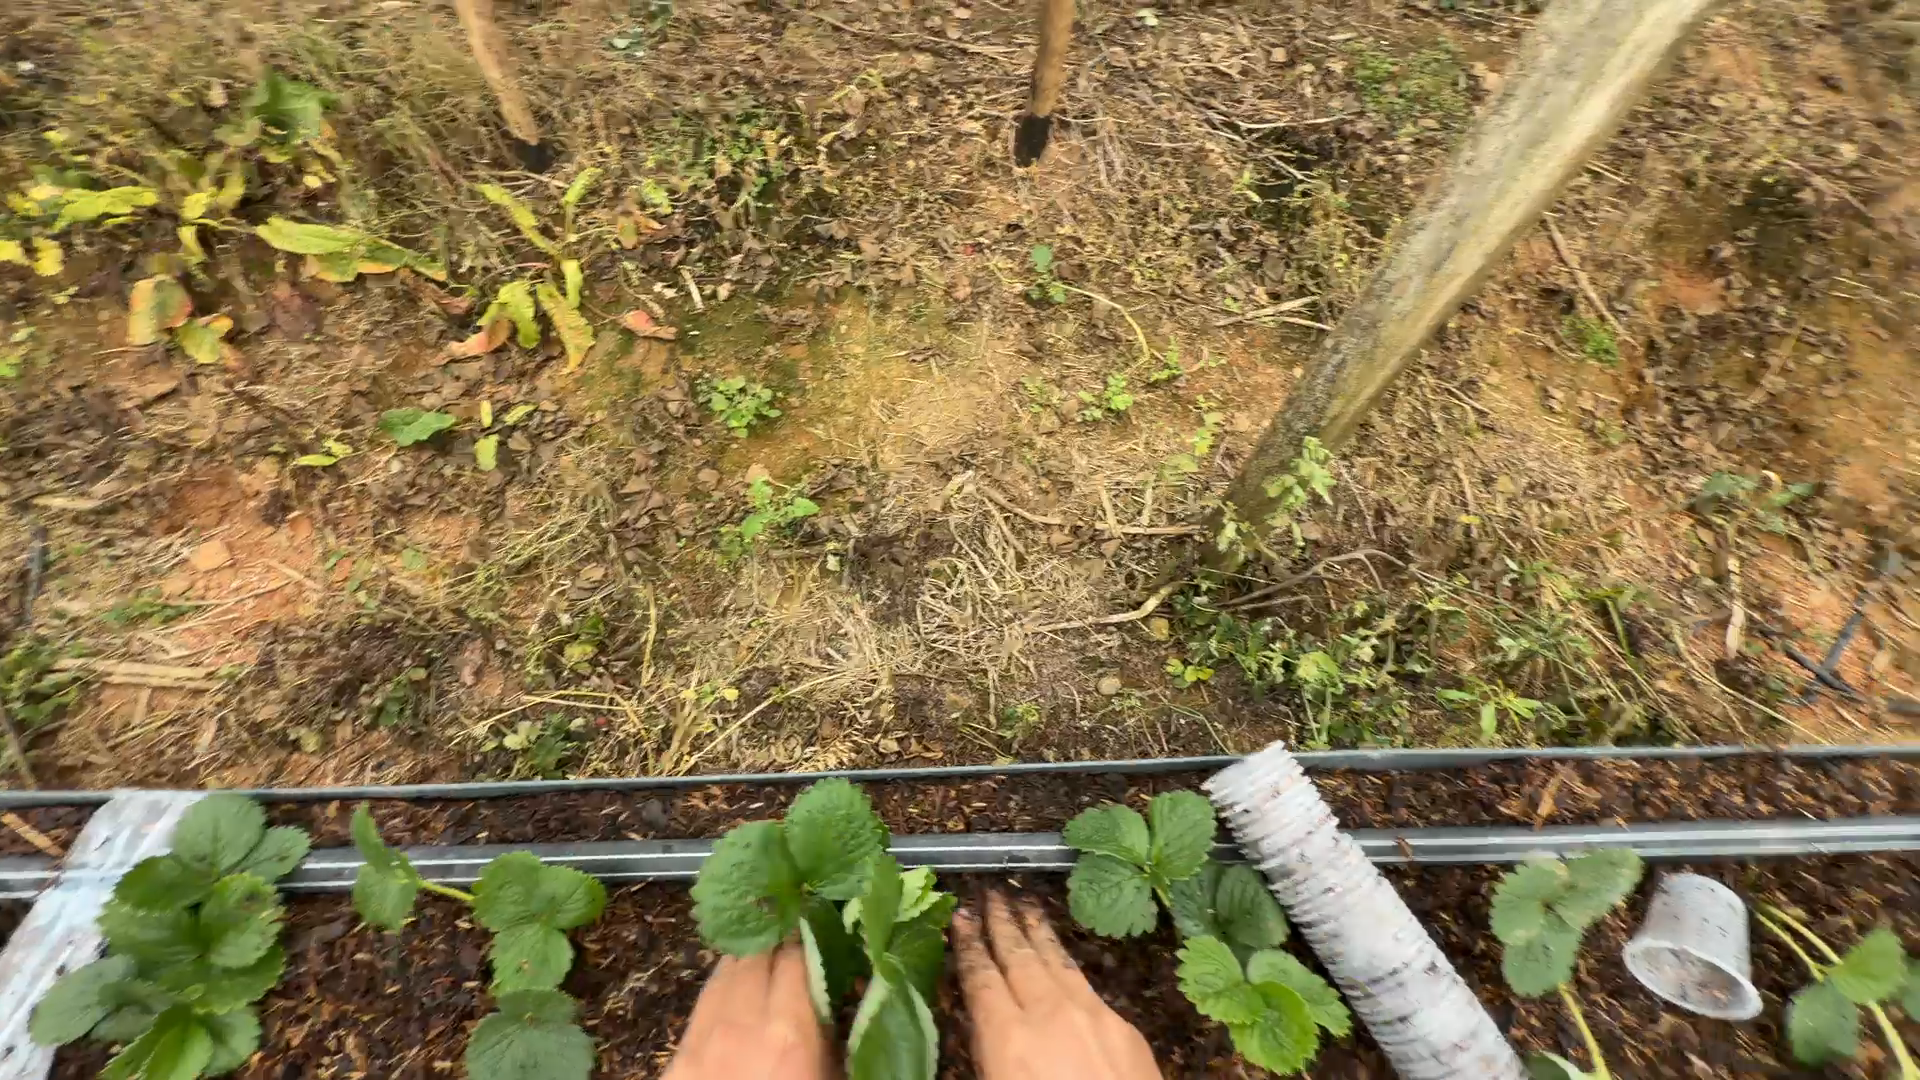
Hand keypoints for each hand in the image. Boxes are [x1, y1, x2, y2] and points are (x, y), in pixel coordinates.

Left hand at [663, 944, 835, 1079]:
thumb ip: (831, 1039)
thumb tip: (836, 997)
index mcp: (789, 1033)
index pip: (796, 956)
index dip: (808, 937)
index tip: (817, 927)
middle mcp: (742, 1023)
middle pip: (757, 953)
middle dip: (776, 939)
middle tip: (791, 934)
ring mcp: (701, 1041)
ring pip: (724, 971)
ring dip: (746, 957)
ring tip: (762, 950)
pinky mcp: (672, 1062)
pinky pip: (701, 1005)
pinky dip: (720, 987)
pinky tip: (732, 990)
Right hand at [953, 891, 1160, 1079]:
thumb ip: (991, 1058)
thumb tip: (986, 1027)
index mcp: (1009, 1040)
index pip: (982, 978)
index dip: (969, 945)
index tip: (960, 917)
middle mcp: (1049, 1014)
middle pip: (1018, 956)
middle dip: (1001, 922)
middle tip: (990, 893)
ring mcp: (1092, 1015)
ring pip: (1056, 960)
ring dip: (1036, 930)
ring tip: (1024, 903)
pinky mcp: (1125, 1026)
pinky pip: (1086, 982)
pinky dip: (1067, 961)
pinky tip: (1063, 957)